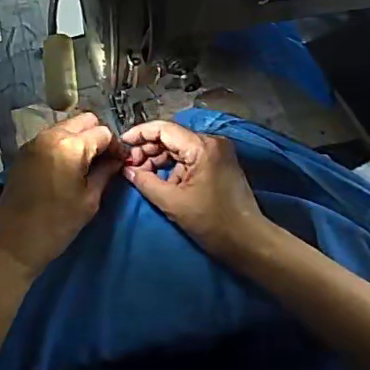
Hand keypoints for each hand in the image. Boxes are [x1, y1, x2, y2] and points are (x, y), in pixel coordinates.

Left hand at [0, 112, 123, 276]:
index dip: (116, 146)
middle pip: (84, 121)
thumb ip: (105, 172)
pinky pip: (51, 136)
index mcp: (70, 146)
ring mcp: (35, 141)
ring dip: (80, 138)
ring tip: (87, 163)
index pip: (103, 132)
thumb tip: (117, 159)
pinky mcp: (25, 151)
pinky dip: (64, 143)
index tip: (121, 161)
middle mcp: (51, 135)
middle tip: (105, 159)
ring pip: (67, 126)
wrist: (14, 240)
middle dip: (98, 135)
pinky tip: (68, 165)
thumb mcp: (89, 200)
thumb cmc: (57, 224)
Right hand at [121, 121, 270, 262]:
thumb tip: (127, 169)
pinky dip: (171, 166)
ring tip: (141, 174)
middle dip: (147, 149)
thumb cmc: (212, 222)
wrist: (248, 241)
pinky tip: (158, 179)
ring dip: (158, 158)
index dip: (139, 134)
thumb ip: (145, 182)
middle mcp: (211, 142)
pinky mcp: (218, 163)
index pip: (163, 129)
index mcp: (202, 146)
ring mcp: (217, 152)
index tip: (121, 145)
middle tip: (130, 166)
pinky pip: (188, 157)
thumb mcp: (172, 202)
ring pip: (178, 147)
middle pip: (170, 137)